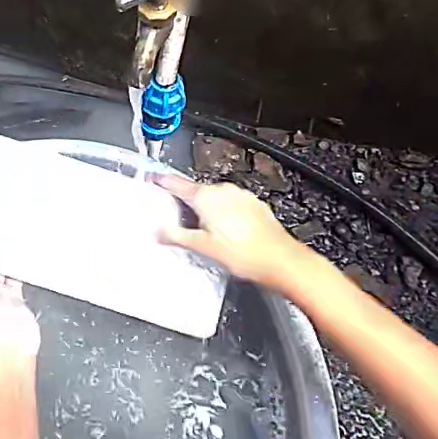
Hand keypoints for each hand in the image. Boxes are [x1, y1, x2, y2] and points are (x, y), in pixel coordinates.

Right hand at [155, 174, 302, 285]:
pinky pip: (233, 205)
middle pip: (197, 192)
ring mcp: (241, 196)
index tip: (154, 178)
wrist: (282, 261)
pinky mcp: (255, 205)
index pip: (177, 183)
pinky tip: (229, 234)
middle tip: (181, 221)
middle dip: (188, 203)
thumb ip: (176, 236)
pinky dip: (226, 214)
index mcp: (207, 197)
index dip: (163, 181)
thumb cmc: (246, 254)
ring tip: (209, 234)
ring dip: (209, 210)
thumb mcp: (203, 247)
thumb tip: (159, 232)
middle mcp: (224, 191)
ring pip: (216, 199)